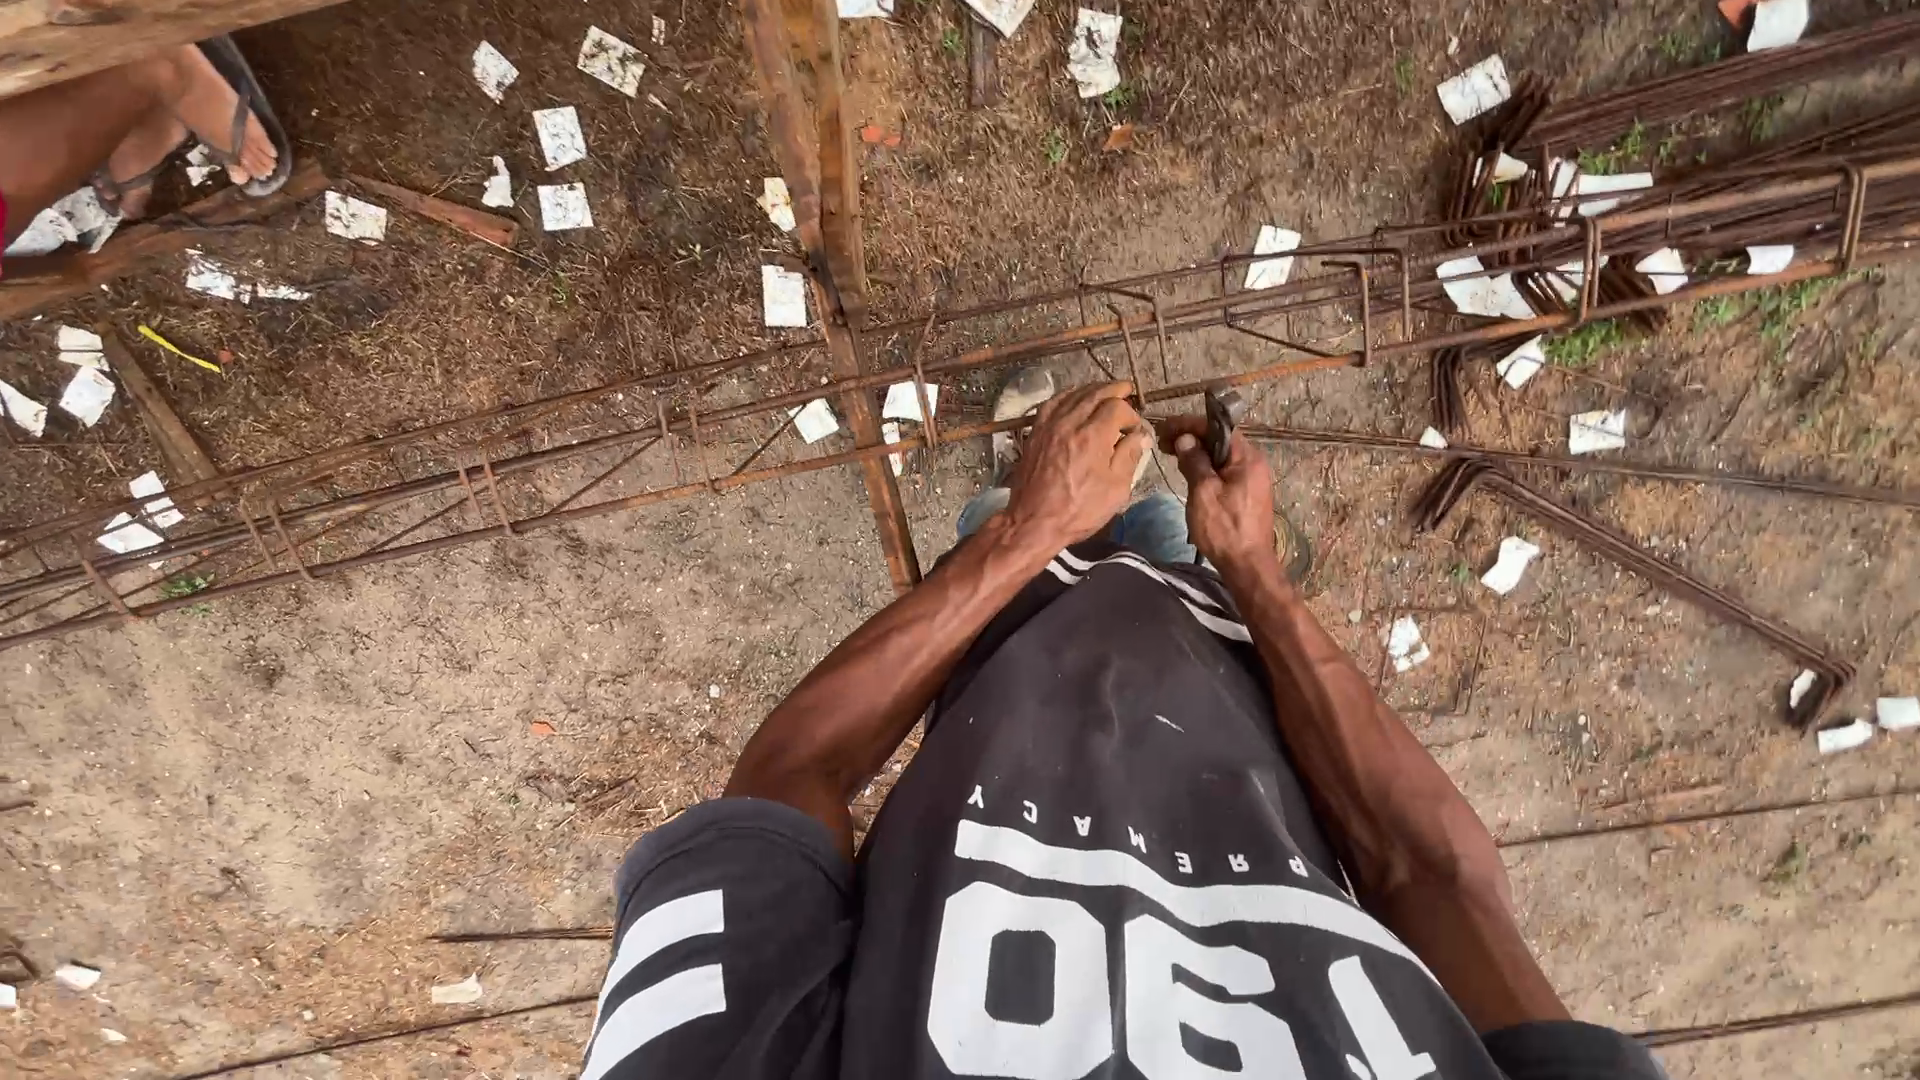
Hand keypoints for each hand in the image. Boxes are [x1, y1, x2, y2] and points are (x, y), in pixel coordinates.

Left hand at [1002, 382, 1151, 549]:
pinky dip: (1066, 396)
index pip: (1117, 407)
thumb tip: (1140, 436)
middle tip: (1127, 389)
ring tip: (1104, 391)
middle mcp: (1070, 423)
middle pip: (1095, 394)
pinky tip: (1073, 397)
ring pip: (1072, 395)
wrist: (1033, 522)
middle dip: (1114, 390)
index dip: (1131, 414)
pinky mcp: (1035, 434)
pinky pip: (1051, 404)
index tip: (1135, 428)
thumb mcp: (1116, 489)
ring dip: (1091, 390)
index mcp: (1093, 436)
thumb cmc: (1078, 510)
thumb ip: (1129, 457)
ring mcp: (1049, 426)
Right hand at [1159, 414, 1276, 572]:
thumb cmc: (1224, 529)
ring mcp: (1251, 479)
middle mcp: (1253, 463)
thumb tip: (1185, 440)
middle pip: (1219, 440)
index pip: (1216, 427)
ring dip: (1197, 452)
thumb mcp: (1203, 492)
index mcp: (1246, 458)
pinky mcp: (1247, 493)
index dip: (1188, 425)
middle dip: (1191, 437)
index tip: (1164, 429)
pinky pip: (1224, 470)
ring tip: (1172, 455)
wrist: (1248, 564)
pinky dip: (1205, 467)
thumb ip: (1195, 462)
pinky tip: (1189, 472)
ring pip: (1220, 456)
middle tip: (1162, 443)